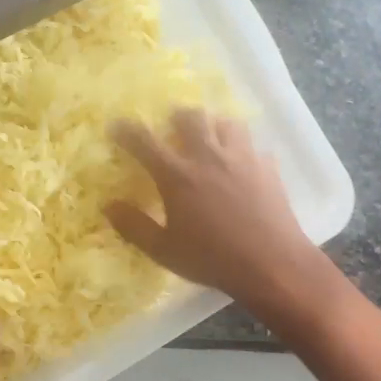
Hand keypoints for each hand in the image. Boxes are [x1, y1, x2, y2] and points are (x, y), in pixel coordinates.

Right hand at [105, 109, 344, 337]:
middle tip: (171, 125)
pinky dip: (241, 150)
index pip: (145, 142)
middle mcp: (208, 157)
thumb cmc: (211, 258)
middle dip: (177, 117)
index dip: (127, 130)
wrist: (271, 263)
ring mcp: (242, 159)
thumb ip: (134, 226)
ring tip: (208, 137)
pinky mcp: (267, 168)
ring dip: (212, 126)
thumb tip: (109, 206)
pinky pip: (252, 147)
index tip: (116, 125)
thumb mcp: (163, 250)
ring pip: (226, 123)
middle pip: (191, 118)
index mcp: (177, 176)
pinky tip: (239, 165)